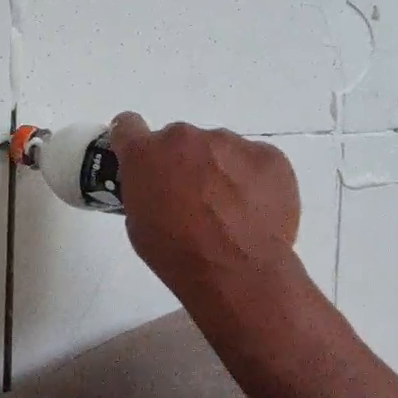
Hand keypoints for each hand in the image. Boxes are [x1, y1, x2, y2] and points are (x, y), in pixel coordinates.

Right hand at [107, 113, 303, 310]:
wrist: (235, 271)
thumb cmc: (176, 253)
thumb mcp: (138, 222)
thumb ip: (144, 189)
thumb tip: (161, 187)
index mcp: (145, 153)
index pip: (129, 125)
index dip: (134, 140)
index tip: (143, 157)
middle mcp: (183, 137)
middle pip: (179, 140)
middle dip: (183, 162)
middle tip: (194, 197)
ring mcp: (229, 142)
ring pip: (219, 148)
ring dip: (219, 169)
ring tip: (231, 208)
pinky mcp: (268, 156)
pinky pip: (255, 159)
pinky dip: (253, 178)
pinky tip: (254, 208)